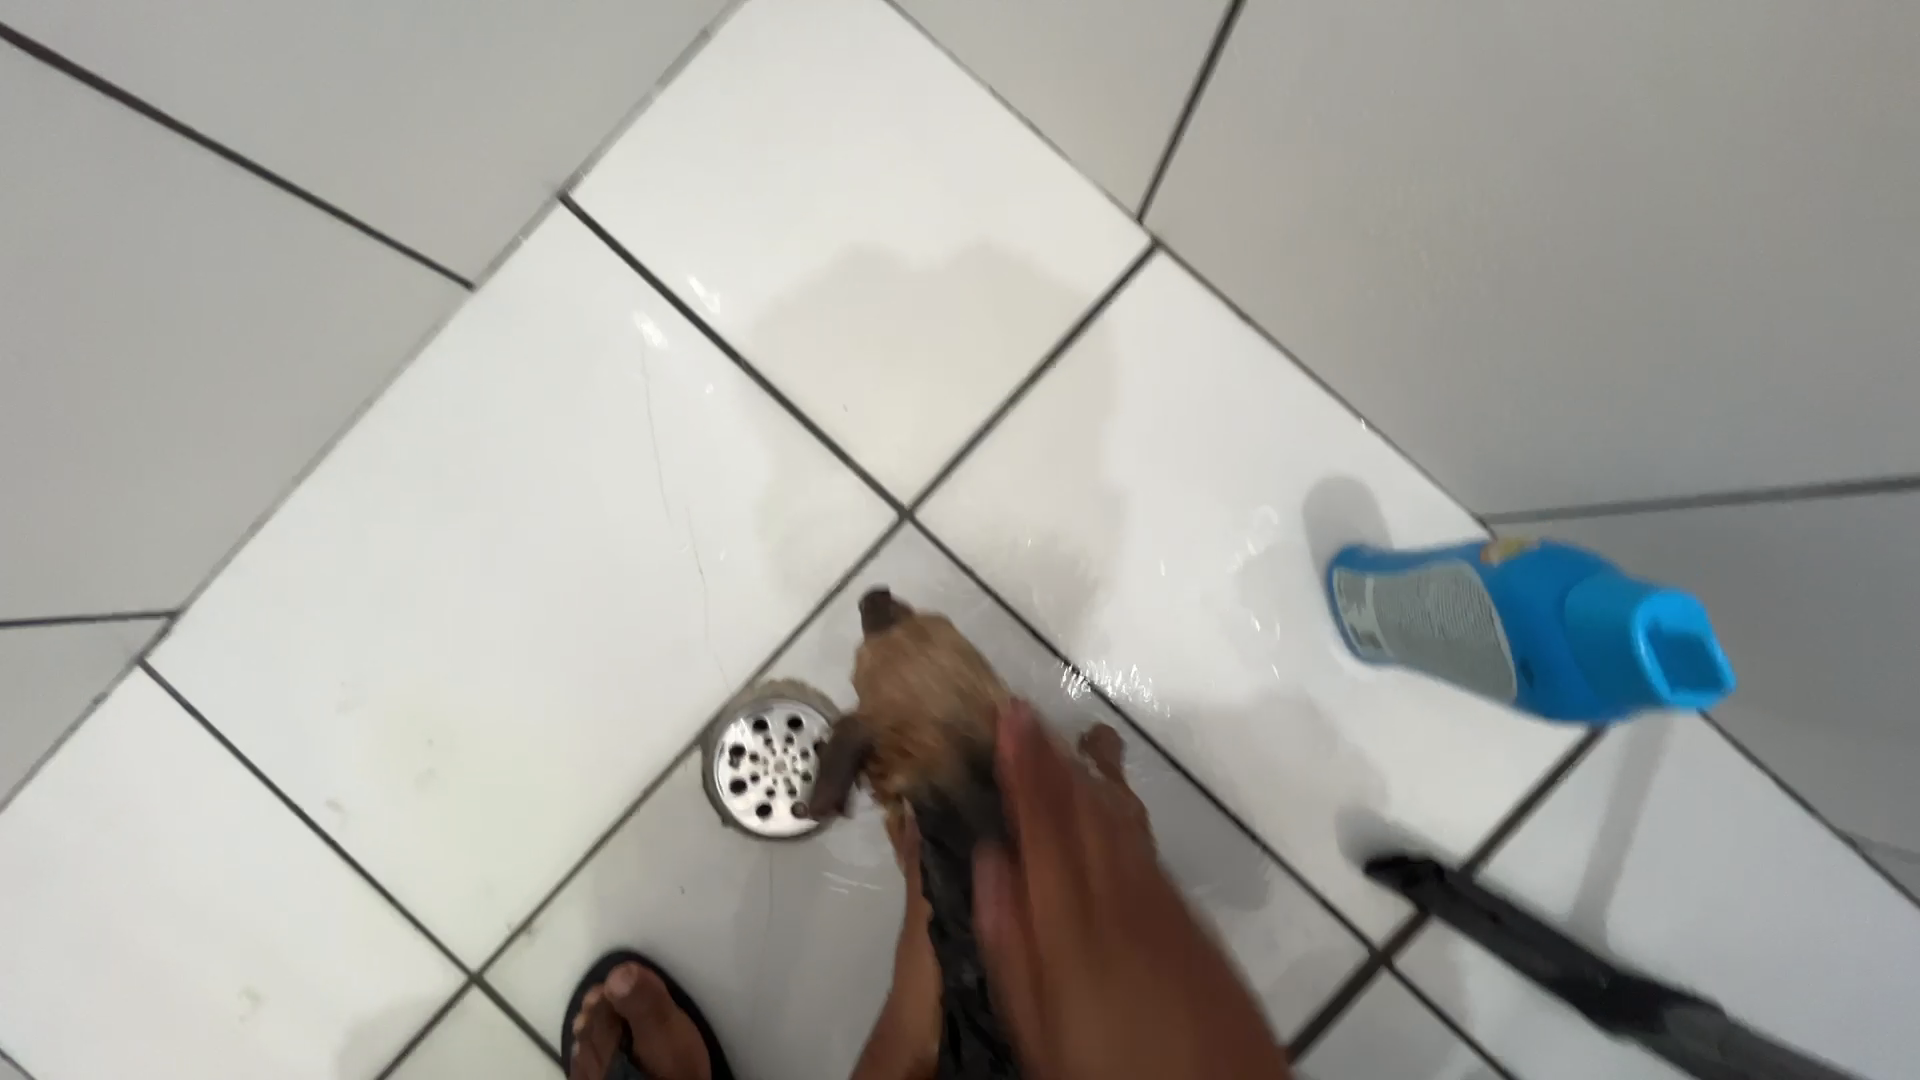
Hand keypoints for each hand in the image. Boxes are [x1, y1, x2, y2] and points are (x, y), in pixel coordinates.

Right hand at [974, 701, 1291, 1079]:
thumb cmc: (1111, 1065)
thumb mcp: (1041, 1022)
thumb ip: (1012, 939)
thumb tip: (990, 860)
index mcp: (1072, 918)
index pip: (1041, 820)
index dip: (1023, 762)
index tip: (1009, 716)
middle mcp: (1118, 892)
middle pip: (1079, 807)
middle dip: (1050, 754)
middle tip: (1025, 711)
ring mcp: (1159, 897)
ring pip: (1115, 816)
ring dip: (1084, 770)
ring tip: (1061, 736)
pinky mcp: (1187, 912)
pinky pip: (1142, 840)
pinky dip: (1119, 803)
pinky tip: (1110, 793)